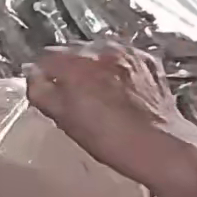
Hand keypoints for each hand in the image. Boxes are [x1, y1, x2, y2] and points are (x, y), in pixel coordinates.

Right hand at [25, 42, 196, 192]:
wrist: (163, 147)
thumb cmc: (110, 140)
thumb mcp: (67, 122)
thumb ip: (43, 94)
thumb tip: (32, 76)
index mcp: (75, 64)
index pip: (45, 57)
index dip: (41, 75)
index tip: (45, 91)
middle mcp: (101, 49)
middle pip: (71, 50)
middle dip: (66, 68)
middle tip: (69, 95)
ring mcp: (127, 53)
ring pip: (97, 51)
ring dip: (91, 66)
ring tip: (95, 92)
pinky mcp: (147, 61)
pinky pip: (121, 57)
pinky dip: (114, 68)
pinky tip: (117, 89)